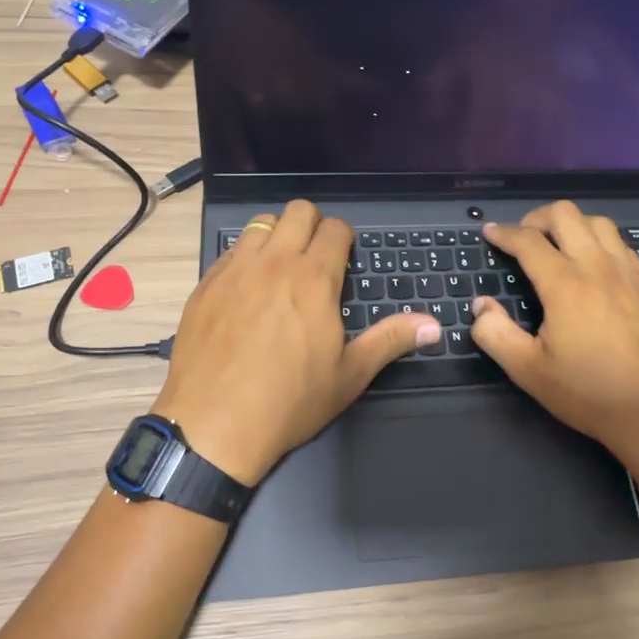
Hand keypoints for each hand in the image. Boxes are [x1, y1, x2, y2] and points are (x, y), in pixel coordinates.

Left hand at [154, 200, 440, 484]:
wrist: (211, 427)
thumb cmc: (289, 402)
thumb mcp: (349, 376)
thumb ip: (390, 340)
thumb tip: (433, 324)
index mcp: (314, 278)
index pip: (336, 229)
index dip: (344, 240)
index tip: (343, 262)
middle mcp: (273, 261)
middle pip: (298, 211)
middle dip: (313, 226)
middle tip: (315, 259)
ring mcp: (234, 270)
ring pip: (260, 224)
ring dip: (276, 236)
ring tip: (279, 271)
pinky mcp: (204, 285)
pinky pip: (229, 251)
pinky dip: (244, 258)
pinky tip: (245, 292)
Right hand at [470, 201, 638, 474]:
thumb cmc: (588, 392)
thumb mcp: (528, 372)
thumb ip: (495, 334)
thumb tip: (481, 305)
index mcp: (565, 284)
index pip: (528, 241)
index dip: (503, 233)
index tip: (489, 233)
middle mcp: (598, 267)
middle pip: (565, 214)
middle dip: (537, 218)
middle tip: (523, 238)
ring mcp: (628, 272)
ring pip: (598, 222)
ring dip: (572, 225)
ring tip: (558, 246)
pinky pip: (621, 244)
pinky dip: (600, 242)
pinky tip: (594, 266)